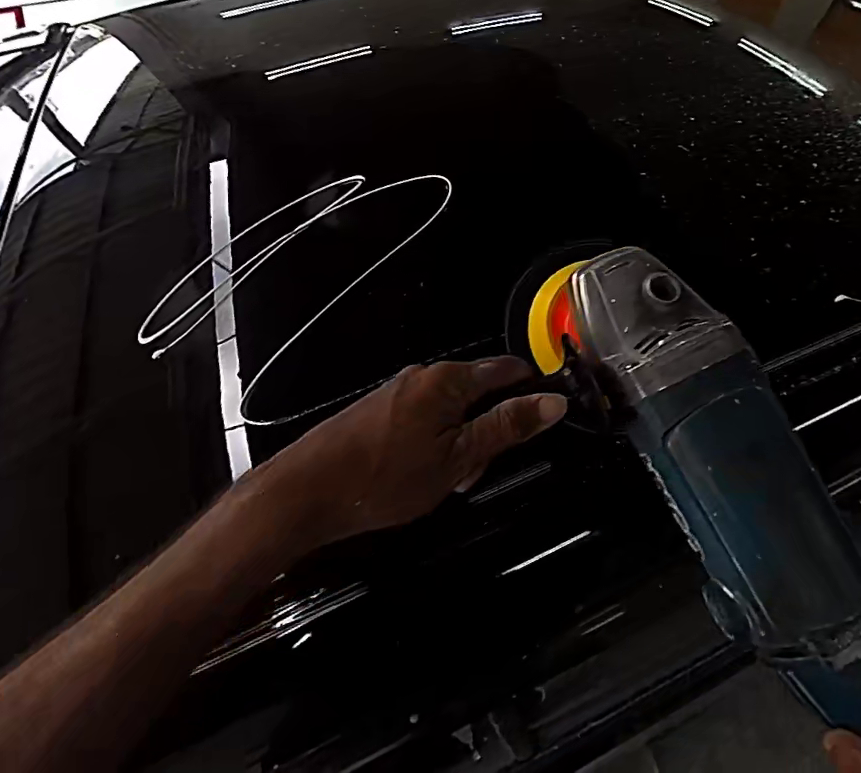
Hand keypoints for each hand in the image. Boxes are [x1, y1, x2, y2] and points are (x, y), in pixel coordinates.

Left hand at [256, 356, 567, 546]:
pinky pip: (426, 418)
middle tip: (474, 471)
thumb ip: (506, 427)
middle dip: (488, 430)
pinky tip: (420, 476)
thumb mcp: (457, 458)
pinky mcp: (383, 408)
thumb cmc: (381, 478)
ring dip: (460, 443)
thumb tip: (550, 402)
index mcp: (447, 380)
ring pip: (452, 410)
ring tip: (443, 481)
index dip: (531, 391)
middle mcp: (423, 376)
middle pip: (479, 392)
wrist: (310, 490)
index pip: (507, 369)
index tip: (542, 417)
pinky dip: (435, 444)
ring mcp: (400, 390)